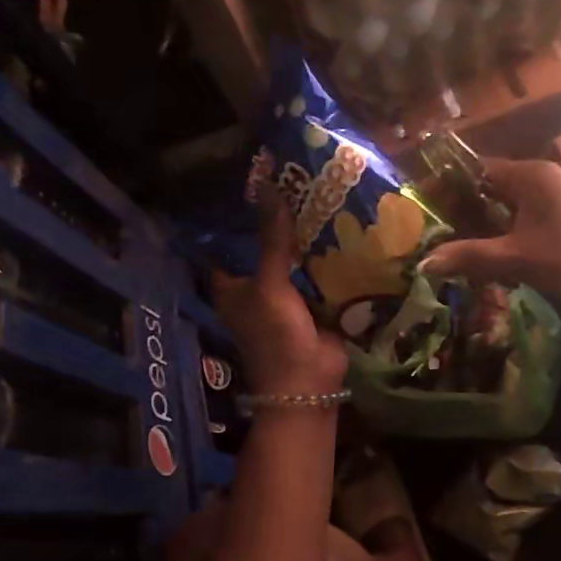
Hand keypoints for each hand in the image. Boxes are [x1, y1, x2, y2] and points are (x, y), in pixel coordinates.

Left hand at [213, 201, 346, 395]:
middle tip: (291, 180)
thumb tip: (269, 190)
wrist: (309, 380)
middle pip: (260, 248)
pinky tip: (336, 225)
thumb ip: (271, 239)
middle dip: (274, 222)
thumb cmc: (275, 334)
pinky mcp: (310, 303)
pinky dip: (322, 256)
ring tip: (315, 194)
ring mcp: (282, 296)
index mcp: (230, 286)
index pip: (225, 244)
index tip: (251, 183)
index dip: (235, 217)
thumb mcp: (269, 284)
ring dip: (300, 237)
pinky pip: (313, 273)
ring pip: (289, 259)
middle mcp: (252, 289)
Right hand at [419, 157, 560, 316]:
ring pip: (504, 207)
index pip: (478, 169)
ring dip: (479, 225)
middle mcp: (544, 180)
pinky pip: (520, 220)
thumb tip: (422, 263)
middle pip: (490, 188)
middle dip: (460, 209)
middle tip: (428, 231)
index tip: (421, 207)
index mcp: (532, 176)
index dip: (448, 186)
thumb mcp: (515, 259)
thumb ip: (467, 257)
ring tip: (447, 245)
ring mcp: (556, 200)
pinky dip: (499, 234)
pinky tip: (483, 256)